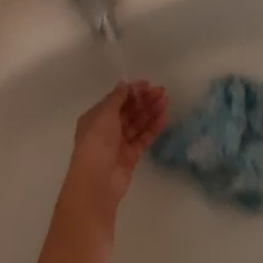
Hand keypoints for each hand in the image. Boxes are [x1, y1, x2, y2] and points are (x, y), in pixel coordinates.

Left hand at [63, 81, 167, 219]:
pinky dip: (153, 128)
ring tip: (166, 102)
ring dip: (151, 112)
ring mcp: (118, 144)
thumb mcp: (105, 113)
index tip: (148, 84)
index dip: (131, 91)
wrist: (98, 178)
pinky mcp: (130, 157)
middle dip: (144, 100)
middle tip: (162, 92)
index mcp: (95, 117)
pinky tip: (165, 118)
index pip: (115, 100)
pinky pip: (143, 138)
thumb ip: (117, 98)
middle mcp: (106, 129)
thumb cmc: (97, 140)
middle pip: (128, 111)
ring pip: (137, 124)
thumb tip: (124, 84)